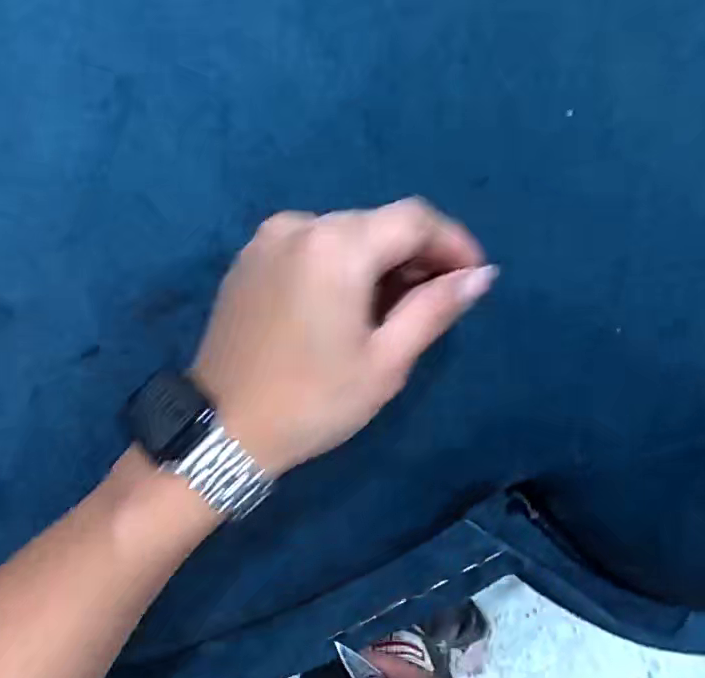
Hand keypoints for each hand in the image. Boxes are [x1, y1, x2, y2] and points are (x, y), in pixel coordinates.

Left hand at [189, 198, 496, 474]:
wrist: (224, 431)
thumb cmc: (312, 403)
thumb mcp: (384, 363)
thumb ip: (433, 310)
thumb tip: (479, 276)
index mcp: (337, 244)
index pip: (414, 219)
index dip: (453, 243)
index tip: (473, 277)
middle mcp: (299, 225)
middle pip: (375, 225)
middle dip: (413, 256)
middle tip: (435, 301)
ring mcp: (265, 242)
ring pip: (341, 237)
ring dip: (375, 265)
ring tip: (391, 312)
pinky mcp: (245, 264)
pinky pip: (307, 252)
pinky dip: (337, 270)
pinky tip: (344, 309)